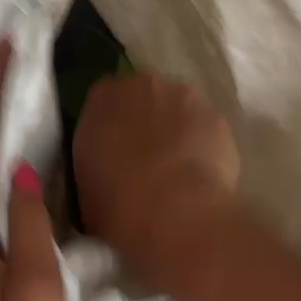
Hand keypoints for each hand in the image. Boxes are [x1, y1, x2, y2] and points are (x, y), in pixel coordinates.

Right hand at [72, 73, 239, 273]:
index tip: (115, 148)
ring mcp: (184, 97)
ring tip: (178, 171)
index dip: (113, 122)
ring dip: (177, 129)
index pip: (105, 98)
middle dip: (146, 120)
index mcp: (103, 98)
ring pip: (179, 108)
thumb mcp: (85, 187)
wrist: (175, 215)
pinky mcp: (216, 117)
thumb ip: (95, 162)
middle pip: (144, 95)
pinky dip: (204, 146)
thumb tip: (107, 167)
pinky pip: (206, 129)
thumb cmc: (118, 206)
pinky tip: (202, 178)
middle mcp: (143, 85)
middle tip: (146, 158)